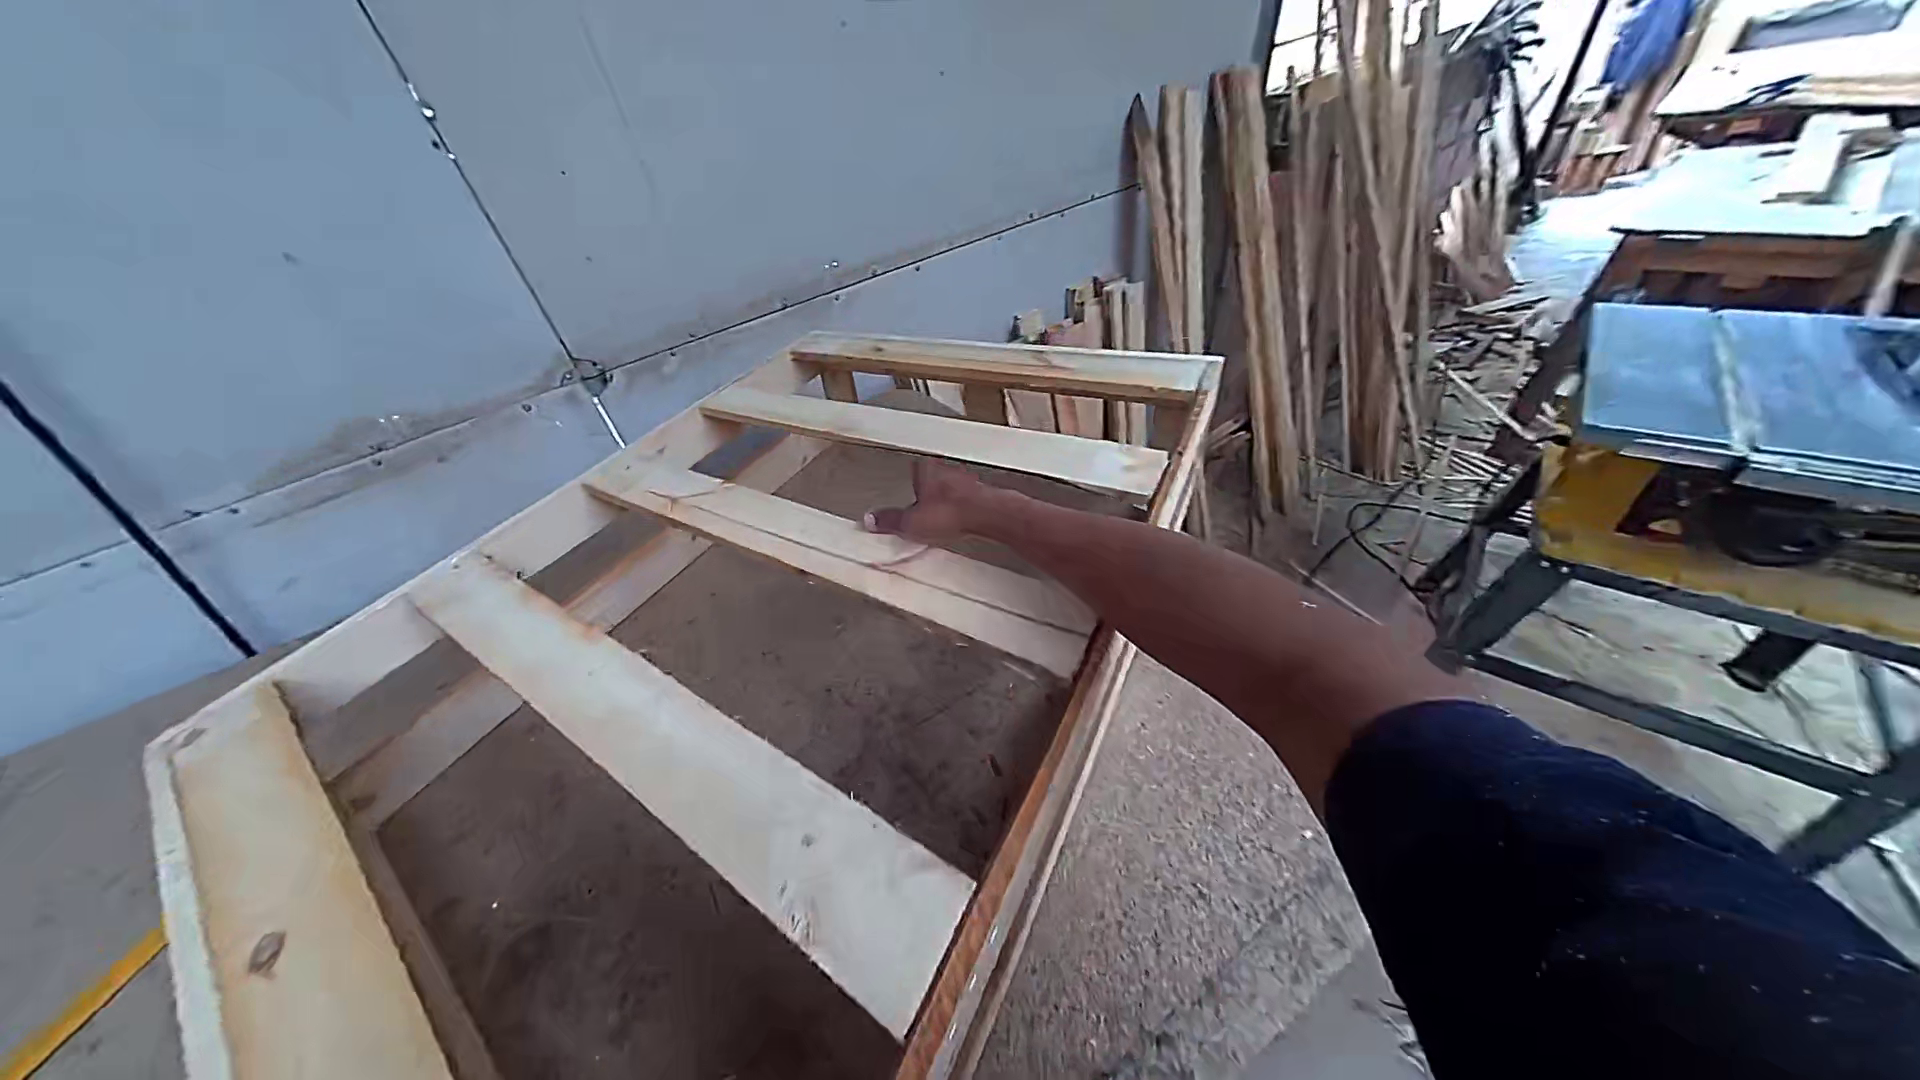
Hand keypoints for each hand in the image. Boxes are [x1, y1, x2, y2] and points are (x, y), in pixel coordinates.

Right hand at [863, 458, 997, 543]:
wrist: (987, 514)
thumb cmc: (949, 513)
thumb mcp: (911, 522)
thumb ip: (890, 521)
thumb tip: (870, 520)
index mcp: (926, 470)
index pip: (915, 467)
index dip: (912, 478)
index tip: (910, 487)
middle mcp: (947, 469)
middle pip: (935, 474)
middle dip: (931, 487)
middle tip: (926, 502)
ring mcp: (968, 479)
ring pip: (954, 485)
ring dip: (949, 497)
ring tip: (944, 514)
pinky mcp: (984, 493)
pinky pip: (970, 497)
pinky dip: (965, 506)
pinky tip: (962, 519)